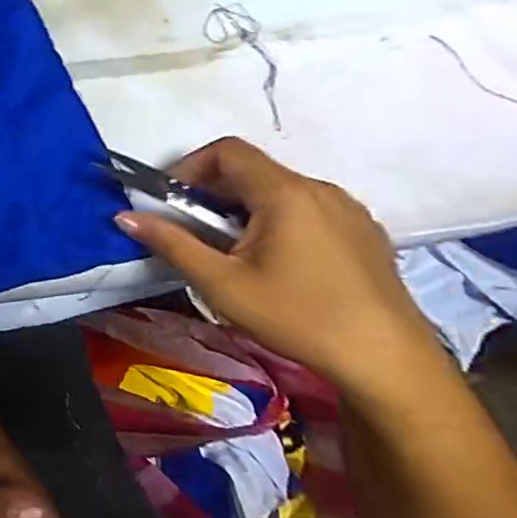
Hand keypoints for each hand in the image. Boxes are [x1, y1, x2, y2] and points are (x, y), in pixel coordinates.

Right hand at [113, 137, 449, 403]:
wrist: (390, 366)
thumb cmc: (299, 318)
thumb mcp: (222, 284)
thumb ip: (172, 244)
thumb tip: (126, 217)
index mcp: (285, 193)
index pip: (227, 151)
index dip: (191, 166)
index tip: (173, 200)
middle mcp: (320, 190)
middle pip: (253, 170)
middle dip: (214, 193)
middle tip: (196, 232)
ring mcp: (349, 211)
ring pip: (280, 191)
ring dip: (245, 209)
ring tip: (234, 253)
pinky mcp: (366, 234)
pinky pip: (309, 210)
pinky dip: (279, 221)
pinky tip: (279, 265)